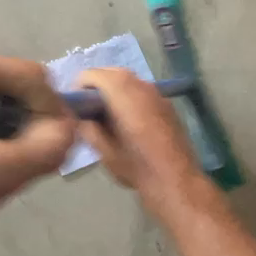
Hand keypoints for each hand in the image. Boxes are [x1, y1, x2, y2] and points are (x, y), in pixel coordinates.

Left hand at [0, 50, 75, 237]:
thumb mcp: (5, 168)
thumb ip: (49, 146)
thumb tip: (69, 129)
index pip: (34, 75)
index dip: (55, 110)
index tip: (61, 148)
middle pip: (15, 85)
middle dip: (31, 120)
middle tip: (34, 160)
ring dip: (12, 130)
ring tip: (8, 166)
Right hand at [76, 68, 207, 213]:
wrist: (178, 183)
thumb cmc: (137, 167)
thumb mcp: (104, 152)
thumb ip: (88, 128)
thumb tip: (81, 116)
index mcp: (121, 91)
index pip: (91, 75)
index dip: (79, 87)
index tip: (76, 107)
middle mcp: (139, 84)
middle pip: (110, 72)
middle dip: (97, 85)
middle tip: (90, 109)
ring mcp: (156, 91)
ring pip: (127, 79)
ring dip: (114, 88)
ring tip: (109, 113)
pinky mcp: (167, 103)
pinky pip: (141, 90)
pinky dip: (130, 95)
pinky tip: (130, 118)